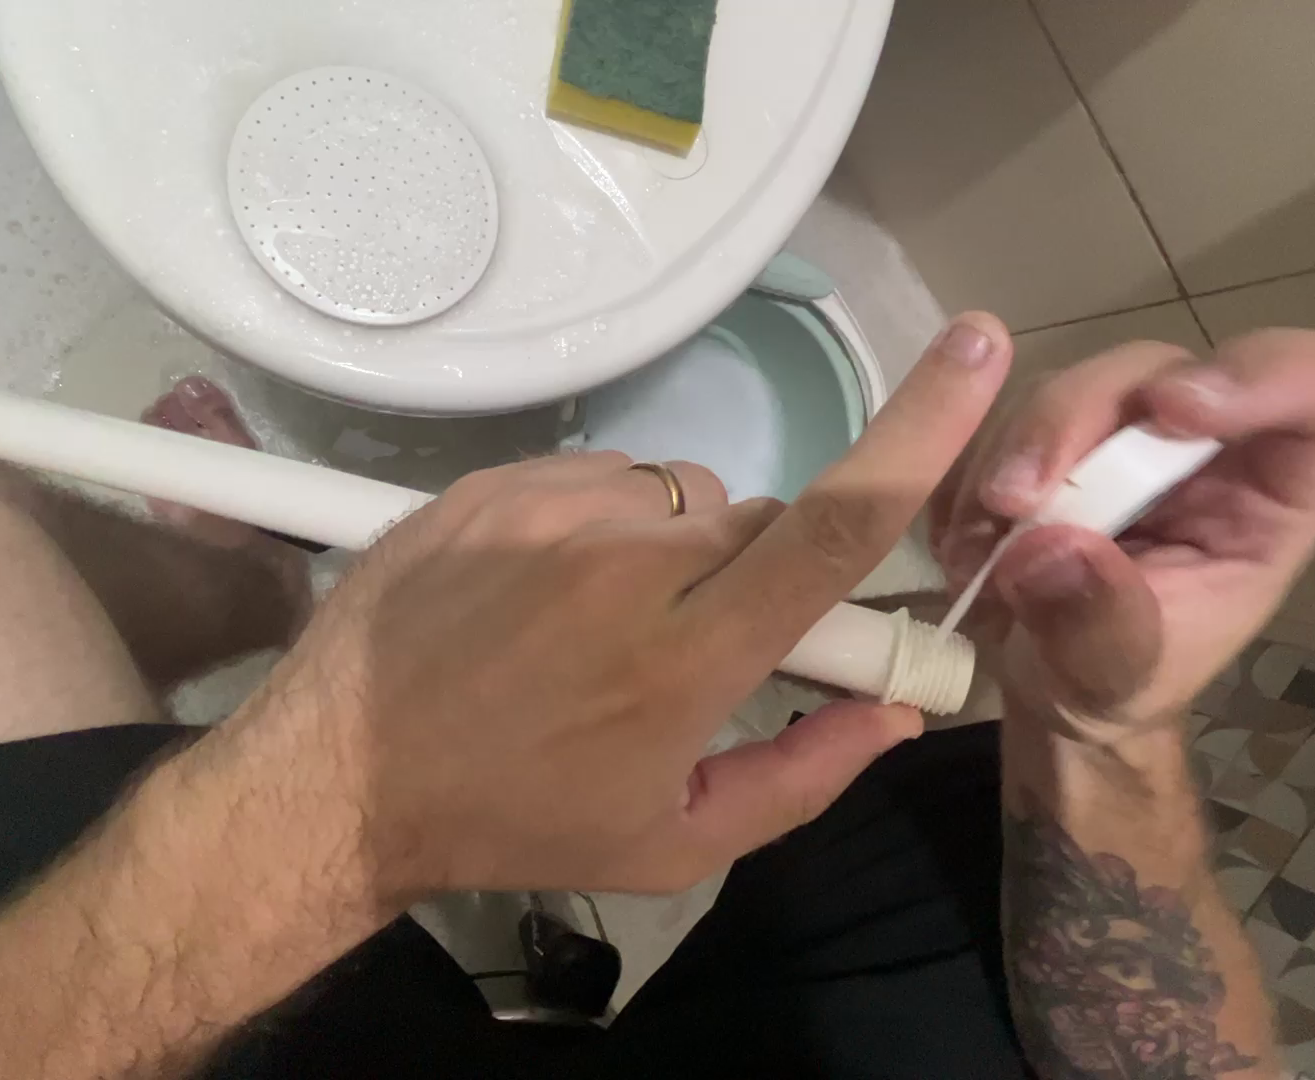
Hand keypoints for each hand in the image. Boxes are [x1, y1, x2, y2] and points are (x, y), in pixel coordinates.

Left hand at [170, 313, 1014, 933]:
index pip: (831, 531)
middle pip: (762, 516)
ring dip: (681, 550)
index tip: (974, 355)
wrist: (340, 776)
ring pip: (685, 495)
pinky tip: (548, 588)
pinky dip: (608, 528)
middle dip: (759, 570)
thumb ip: (804, 776)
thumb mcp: (676, 845)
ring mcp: (552, 508)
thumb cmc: (520, 821)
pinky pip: (605, 484)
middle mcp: (628, 560)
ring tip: (605, 620)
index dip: (918, 436)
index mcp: (686, 656)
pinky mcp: (496, 483)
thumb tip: (893, 708)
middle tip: (695, 637)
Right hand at [932, 329, 1314, 739]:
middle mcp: (1196, 450)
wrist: (1044, 680)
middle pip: (1155, 369)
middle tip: (1010, 501)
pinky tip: (963, 539)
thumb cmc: (1110, 684)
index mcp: (1266, 500)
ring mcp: (1112, 436)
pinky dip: (965, 473)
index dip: (1276, 373)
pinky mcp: (1042, 439)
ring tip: (974, 553)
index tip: (1171, 412)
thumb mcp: (1113, 682)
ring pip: (1063, 385)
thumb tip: (1046, 548)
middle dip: (1071, 421)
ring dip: (1004, 456)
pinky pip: (996, 419)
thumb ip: (1097, 627)